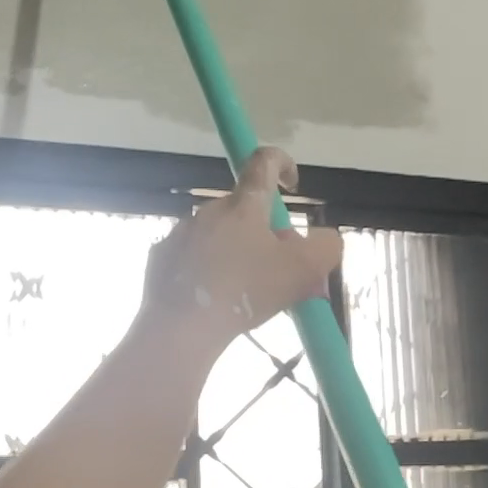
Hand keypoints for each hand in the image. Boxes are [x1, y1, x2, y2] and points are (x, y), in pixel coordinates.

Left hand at [140, 147, 342, 355]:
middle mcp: (208, 210)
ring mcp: (180, 233)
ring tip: (244, 294)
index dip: (281, 163)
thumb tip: (322, 239)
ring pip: (218, 236)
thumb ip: (326, 247)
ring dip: (235, 254)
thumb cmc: (245, 292)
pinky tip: (212, 300)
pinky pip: (191, 257)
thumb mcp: (305, 271)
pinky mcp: (160, 257)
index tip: (291, 185)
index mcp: (244, 206)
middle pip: (244, 211)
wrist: (181, 325)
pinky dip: (205, 271)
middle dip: (265, 234)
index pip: (263, 162)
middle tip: (278, 271)